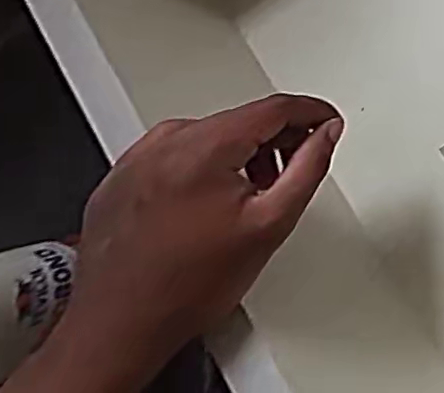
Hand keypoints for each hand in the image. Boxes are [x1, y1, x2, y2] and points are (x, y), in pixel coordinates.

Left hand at [8, 94, 342, 392]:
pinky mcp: (119, 179)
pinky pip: (178, 150)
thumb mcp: (272, 222)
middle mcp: (164, 147)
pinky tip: (213, 198)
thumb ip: (310, 165)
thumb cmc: (184, 290)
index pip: (275, 107)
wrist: (116, 337)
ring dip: (243, 150)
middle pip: (244, 118)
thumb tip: (326, 131)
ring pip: (213, 131)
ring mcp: (136, 162)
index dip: (312, 111)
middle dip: (278, 137)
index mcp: (202, 150)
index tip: (327, 121)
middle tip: (295, 166)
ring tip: (251, 192)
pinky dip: (205, 162)